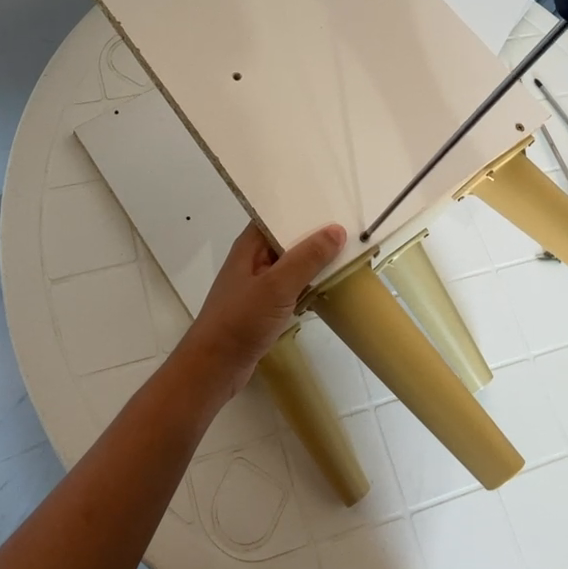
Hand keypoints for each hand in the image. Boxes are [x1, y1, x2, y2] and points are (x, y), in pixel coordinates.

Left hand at [177, 222, 345, 396]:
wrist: (215, 366)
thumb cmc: (241, 320)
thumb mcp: (277, 286)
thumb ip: (307, 258)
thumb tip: (336, 230)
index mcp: (250, 245)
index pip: (278, 214)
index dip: (303, 208)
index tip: (335, 202)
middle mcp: (252, 259)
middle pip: (287, 239)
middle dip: (315, 235)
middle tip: (352, 229)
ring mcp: (258, 284)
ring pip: (291, 264)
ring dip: (314, 262)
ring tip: (349, 253)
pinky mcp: (263, 306)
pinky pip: (290, 287)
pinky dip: (307, 285)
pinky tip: (328, 286)